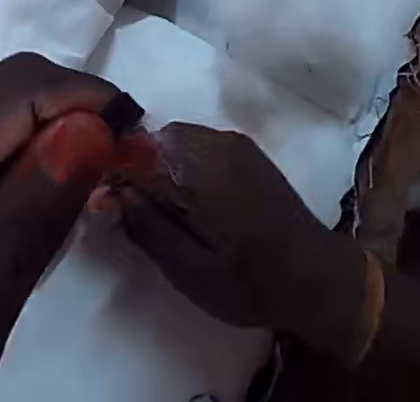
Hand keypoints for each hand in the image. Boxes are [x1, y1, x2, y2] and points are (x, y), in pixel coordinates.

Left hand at [0, 53, 119, 401]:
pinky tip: (9, 237)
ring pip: (1, 119)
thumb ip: (20, 232)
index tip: (139, 160)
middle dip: (74, 131)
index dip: (93, 107)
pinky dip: (15, 181)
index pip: (22, 87)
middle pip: (13, 94)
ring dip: (47, 159)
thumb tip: (96, 127)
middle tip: (106, 202)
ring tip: (57, 232)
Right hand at [110, 124, 369, 360]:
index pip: (139, 153)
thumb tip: (107, 193)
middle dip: (139, 168)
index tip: (110, 204)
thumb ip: (147, 227)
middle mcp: (219, 144)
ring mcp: (235, 142)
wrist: (312, 272)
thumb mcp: (190, 269)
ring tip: (168, 211)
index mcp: (203, 171)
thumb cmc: (248, 280)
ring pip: (178, 138)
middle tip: (140, 214)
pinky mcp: (245, 148)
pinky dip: (184, 162)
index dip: (116, 174)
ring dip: (161, 165)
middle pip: (157, 140)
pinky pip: (199, 142)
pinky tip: (192, 199)